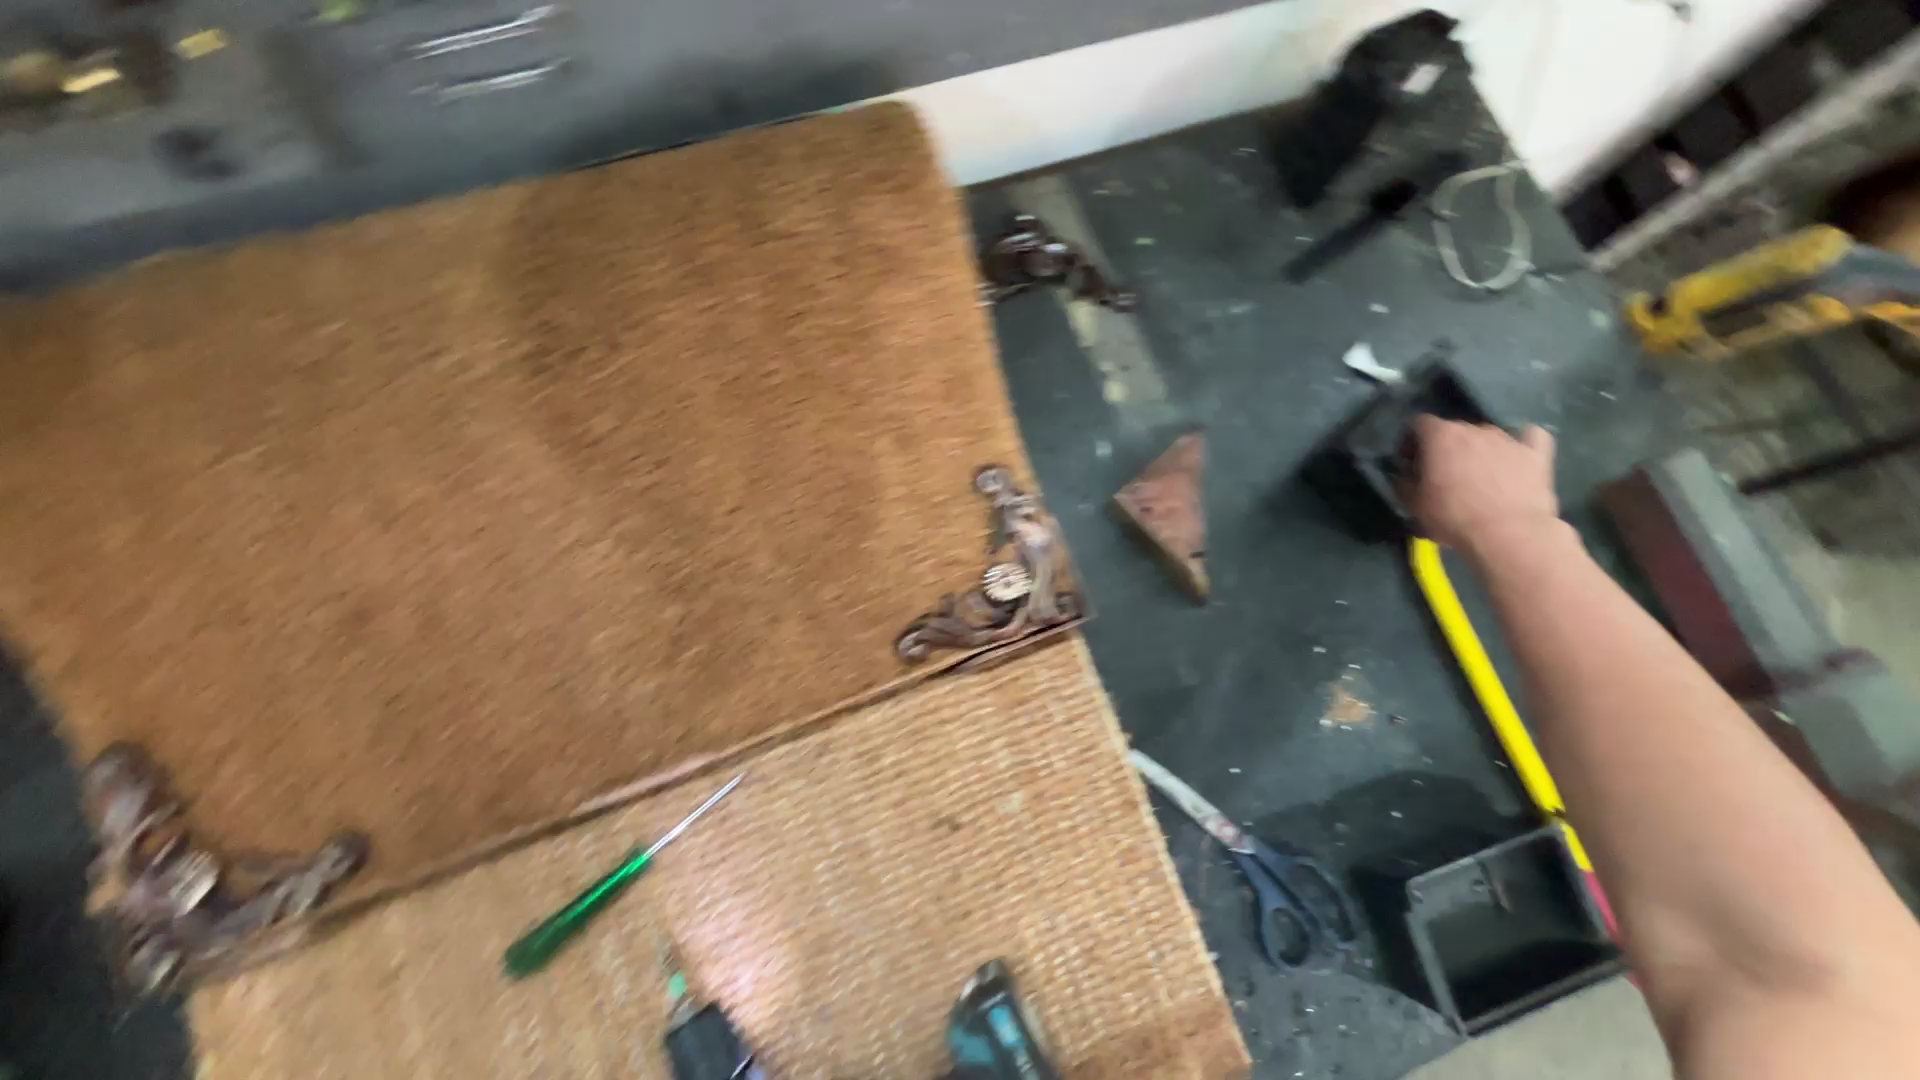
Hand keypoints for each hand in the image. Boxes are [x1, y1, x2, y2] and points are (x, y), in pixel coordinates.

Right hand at [1407, 415, 1559, 555]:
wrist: (1508, 533)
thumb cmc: (1453, 517)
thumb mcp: (1413, 504)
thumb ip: (1404, 482)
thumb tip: (1405, 474)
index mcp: (1441, 436)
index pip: (1418, 423)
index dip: (1411, 441)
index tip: (1410, 464)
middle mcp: (1475, 429)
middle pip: (1454, 429)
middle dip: (1445, 447)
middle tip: (1442, 474)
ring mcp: (1509, 438)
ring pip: (1487, 435)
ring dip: (1478, 450)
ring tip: (1478, 476)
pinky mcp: (1536, 454)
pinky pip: (1529, 437)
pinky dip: (1520, 443)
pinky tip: (1515, 456)